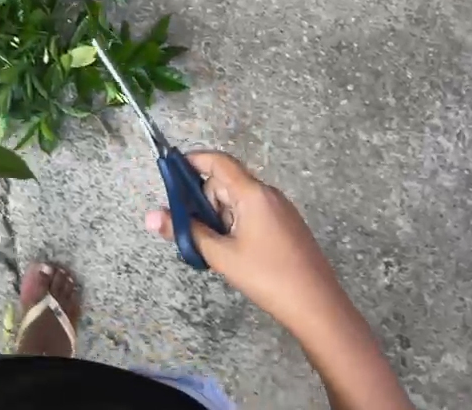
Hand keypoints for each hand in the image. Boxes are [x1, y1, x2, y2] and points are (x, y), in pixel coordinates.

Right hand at [145, 152, 414, 409]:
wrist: (320, 310)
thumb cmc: (268, 278)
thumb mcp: (220, 255)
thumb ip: (185, 231)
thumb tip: (151, 217)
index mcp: (253, 193)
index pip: (217, 161)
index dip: (192, 161)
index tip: (171, 173)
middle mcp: (268, 193)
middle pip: (225, 182)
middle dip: (206, 201)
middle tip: (200, 231)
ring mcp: (281, 209)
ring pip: (238, 200)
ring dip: (221, 217)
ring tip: (221, 250)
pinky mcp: (288, 226)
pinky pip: (253, 212)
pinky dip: (237, 224)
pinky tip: (239, 253)